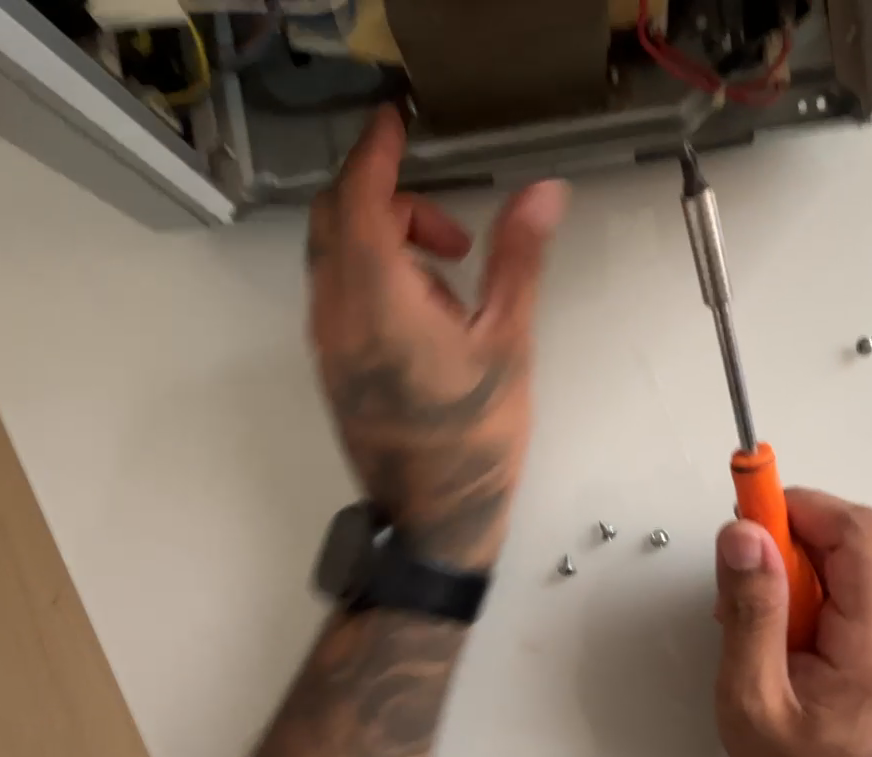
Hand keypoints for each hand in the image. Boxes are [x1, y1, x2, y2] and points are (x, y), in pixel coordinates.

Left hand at [307, 106, 569, 570]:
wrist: (436, 518)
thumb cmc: (478, 437)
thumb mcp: (509, 345)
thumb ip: (517, 261)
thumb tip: (544, 192)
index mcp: (379, 303)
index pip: (359, 200)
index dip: (375, 154)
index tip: (396, 124)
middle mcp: (336, 317)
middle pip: (337, 222)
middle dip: (388, 201)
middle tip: (450, 231)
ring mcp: (327, 346)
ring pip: (335, 259)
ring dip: (383, 243)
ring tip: (451, 284)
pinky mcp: (333, 368)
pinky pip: (338, 296)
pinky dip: (373, 278)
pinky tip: (425, 315)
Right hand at [713, 489, 871, 756]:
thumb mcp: (750, 692)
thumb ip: (750, 611)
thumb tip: (745, 535)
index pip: (856, 534)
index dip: (801, 506)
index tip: (747, 508)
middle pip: (847, 537)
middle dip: (784, 535)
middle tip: (735, 570)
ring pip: (837, 554)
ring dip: (783, 562)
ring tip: (745, 613)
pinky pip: (835, 577)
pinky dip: (794, 582)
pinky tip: (768, 624)